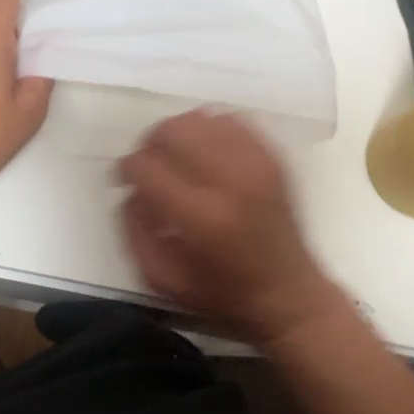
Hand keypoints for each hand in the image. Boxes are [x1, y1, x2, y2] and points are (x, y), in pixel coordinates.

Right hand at [118, 111, 345, 342]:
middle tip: (148, 164)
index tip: (125, 179)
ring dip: (178, 133)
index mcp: (200, 218)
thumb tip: (130, 190)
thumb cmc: (221, 292)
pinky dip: (209, 127)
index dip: (126, 169)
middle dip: (150, 143)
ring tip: (176, 155)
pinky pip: (232, 120)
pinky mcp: (272, 158)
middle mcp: (230, 182)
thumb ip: (134, 231)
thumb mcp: (162, 279)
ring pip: (201, 119)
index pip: (147, 166)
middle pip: (173, 131)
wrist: (288, 294)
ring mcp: (256, 165)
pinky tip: (205, 148)